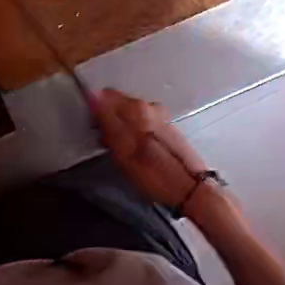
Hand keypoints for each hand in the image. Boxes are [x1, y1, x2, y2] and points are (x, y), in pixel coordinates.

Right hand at [92, 89, 215, 211]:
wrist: (191, 188)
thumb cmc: (154, 174)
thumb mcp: (124, 152)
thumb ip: (108, 122)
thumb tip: (93, 96)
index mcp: (136, 109)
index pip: (105, 96)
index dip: (95, 111)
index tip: (93, 129)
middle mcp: (149, 106)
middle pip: (118, 103)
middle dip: (108, 119)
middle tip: (106, 142)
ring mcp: (160, 115)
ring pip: (130, 114)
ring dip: (122, 126)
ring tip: (122, 151)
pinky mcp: (167, 126)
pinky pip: (142, 122)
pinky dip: (135, 132)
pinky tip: (138, 150)